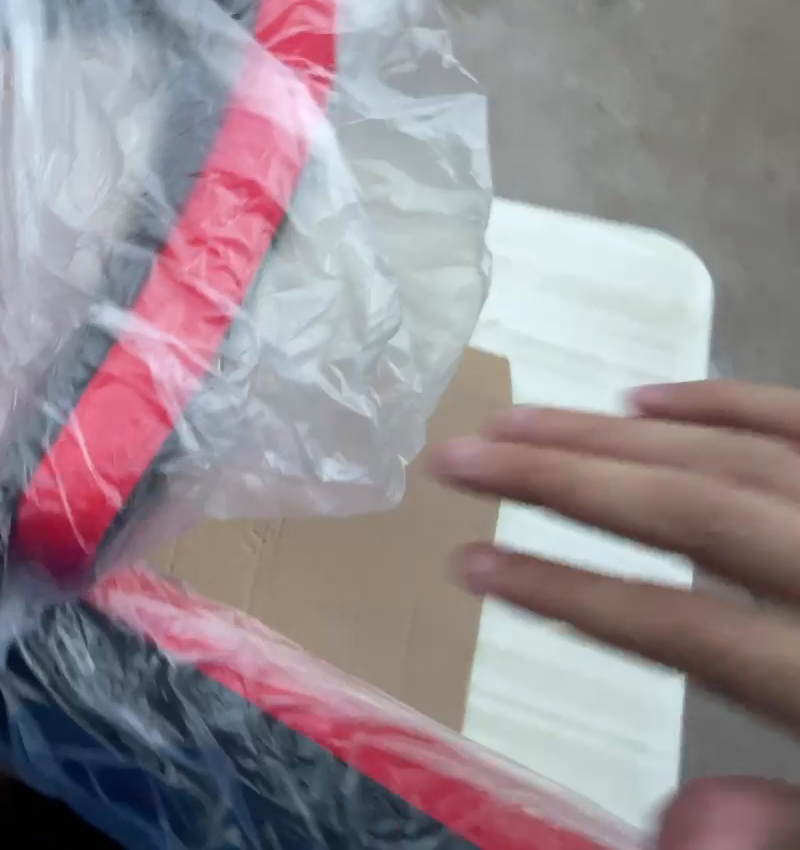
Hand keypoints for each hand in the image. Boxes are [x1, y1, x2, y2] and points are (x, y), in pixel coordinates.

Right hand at [431, 381, 799, 849]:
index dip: (566, 593)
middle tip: (454, 455)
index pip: (689, 630)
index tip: (464, 563)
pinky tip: (645, 395)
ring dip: (611, 436)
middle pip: (704, 515)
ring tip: (511, 421)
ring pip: (748, 462)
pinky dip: (733, 405)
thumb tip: (679, 817)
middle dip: (561, 481)